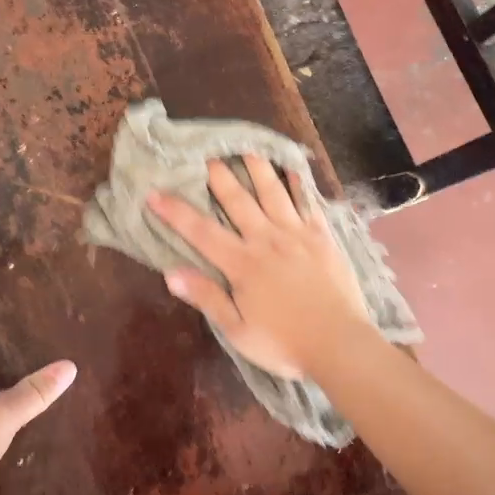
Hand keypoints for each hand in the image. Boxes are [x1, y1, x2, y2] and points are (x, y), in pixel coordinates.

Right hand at [147, 154, 375, 379]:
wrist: (340, 343)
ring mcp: (297, 235)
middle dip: (218, 176)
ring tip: (247, 150)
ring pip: (273, 193)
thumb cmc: (285, 344)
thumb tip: (170, 273)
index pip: (201, 232)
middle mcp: (266, 240)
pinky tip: (294, 169)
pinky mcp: (322, 237)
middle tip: (205, 155)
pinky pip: (308, 203)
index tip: (155, 193)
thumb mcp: (238, 331)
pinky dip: (299, 184)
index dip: (176, 212)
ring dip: (258, 169)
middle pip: (237, 201)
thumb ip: (207, 298)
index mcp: (242, 264)